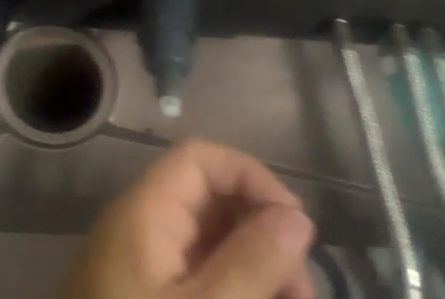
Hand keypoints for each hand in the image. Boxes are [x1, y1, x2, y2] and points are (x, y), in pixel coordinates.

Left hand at [59, 138, 315, 298]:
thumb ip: (250, 261)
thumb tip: (296, 215)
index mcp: (144, 214)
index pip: (200, 160)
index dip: (251, 178)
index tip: (297, 227)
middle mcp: (141, 230)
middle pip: (210, 203)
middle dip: (263, 236)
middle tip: (303, 292)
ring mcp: (142, 268)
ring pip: (211, 245)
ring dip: (256, 271)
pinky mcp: (146, 298)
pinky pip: (199, 279)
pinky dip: (233, 290)